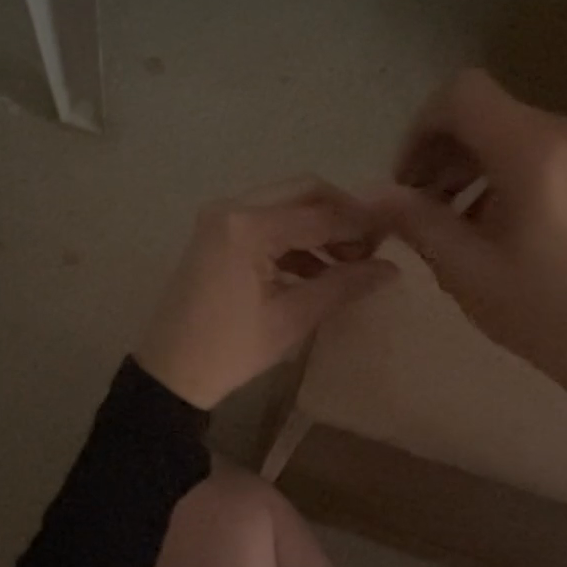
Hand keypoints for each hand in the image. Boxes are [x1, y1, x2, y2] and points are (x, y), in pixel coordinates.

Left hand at [136, 178, 398, 409]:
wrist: (169, 373)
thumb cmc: (229, 351)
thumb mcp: (291, 319)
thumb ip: (343, 285)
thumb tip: (391, 269)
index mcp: (248, 226)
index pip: (321, 213)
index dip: (363, 224)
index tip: (397, 236)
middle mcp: (232, 208)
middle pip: (304, 193)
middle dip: (342, 216)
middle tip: (372, 247)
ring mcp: (220, 220)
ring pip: (286, 206)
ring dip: (319, 227)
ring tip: (350, 264)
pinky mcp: (216, 236)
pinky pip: (266, 223)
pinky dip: (294, 240)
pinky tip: (317, 271)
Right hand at [381, 70, 566, 536]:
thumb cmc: (546, 312)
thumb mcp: (466, 269)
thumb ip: (415, 220)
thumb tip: (371, 196)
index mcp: (534, 149)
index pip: (461, 95)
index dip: (418, 130)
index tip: (404, 183)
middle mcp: (566, 134)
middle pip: (483, 113)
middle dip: (438, 153)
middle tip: (415, 210)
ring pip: (506, 134)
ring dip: (464, 169)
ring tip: (447, 227)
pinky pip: (533, 155)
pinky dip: (496, 179)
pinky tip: (487, 231)